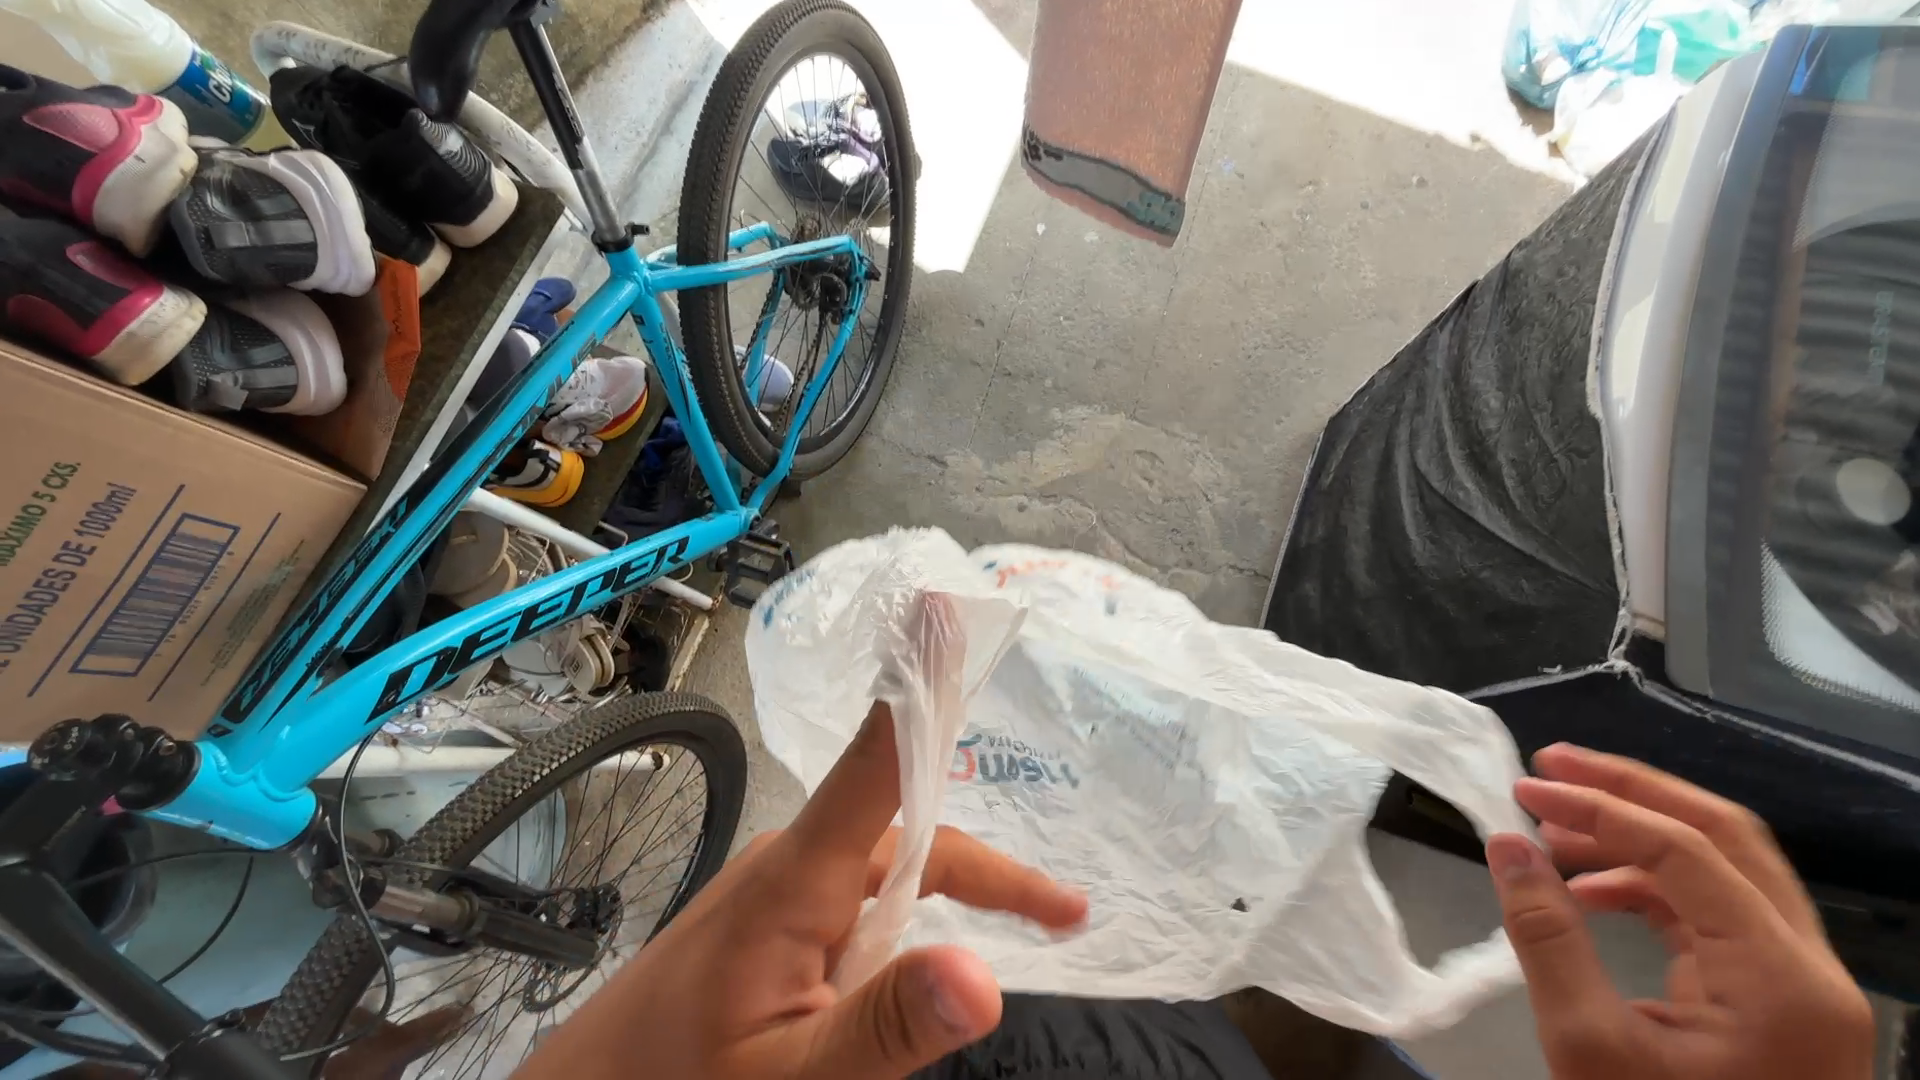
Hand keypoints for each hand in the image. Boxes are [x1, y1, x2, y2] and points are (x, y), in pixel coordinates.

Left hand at [511, 702, 1087, 1079]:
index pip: (875, 761)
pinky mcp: (773, 912)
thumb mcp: (792, 1076)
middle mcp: (796, 859)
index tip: (943, 610)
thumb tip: (986, 976)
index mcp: (798, 876)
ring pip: (891, 874)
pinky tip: (905, 969)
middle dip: (990, 878)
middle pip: (914, 838)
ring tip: (1002, 946)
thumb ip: (886, 1024)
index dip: (916, 683)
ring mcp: (783, 885)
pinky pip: (860, 901)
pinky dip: (902, 927)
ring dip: (946, 905)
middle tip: (1063, 914)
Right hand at [1485, 744, 1873, 1079]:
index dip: (1595, 807)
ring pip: (1723, 867)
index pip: (1684, 852)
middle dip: (1631, 791)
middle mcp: (1808, 969)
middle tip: (1550, 764)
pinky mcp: (1770, 996)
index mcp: (1780, 981)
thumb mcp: (1587, 1044)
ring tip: (1552, 829)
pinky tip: (1585, 887)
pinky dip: (1644, 879)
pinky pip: (1712, 908)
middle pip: (1728, 838)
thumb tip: (1506, 842)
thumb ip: (1545, 934)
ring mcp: (1797, 983)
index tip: (1520, 789)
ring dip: (1632, 833)